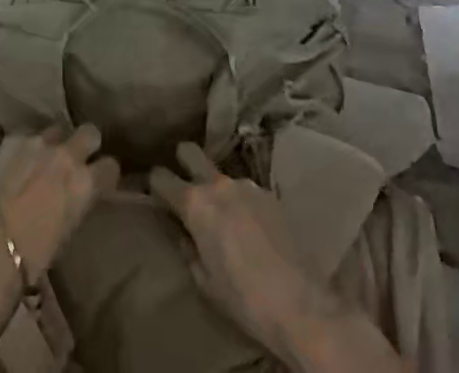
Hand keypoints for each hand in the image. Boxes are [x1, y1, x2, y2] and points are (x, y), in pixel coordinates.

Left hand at [0, 125, 120, 283]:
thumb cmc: (37, 248)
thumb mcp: (70, 225)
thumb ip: (77, 200)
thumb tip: (75, 193)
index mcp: (86, 182)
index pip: (110, 166)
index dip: (105, 172)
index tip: (100, 177)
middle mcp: (66, 155)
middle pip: (89, 132)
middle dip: (86, 141)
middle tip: (78, 154)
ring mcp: (38, 142)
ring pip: (56, 129)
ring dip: (54, 142)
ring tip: (44, 156)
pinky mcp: (13, 138)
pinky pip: (27, 135)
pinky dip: (27, 145)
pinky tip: (17, 159)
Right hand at [149, 142, 318, 352]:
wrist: (303, 307)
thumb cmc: (243, 296)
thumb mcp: (203, 278)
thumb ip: (188, 247)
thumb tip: (185, 234)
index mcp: (193, 202)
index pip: (159, 175)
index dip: (155, 185)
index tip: (158, 197)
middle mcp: (217, 185)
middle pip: (189, 151)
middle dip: (183, 161)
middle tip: (187, 185)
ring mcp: (248, 187)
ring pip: (222, 174)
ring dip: (219, 188)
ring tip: (230, 215)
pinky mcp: (274, 198)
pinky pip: (248, 192)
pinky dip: (245, 202)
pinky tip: (255, 227)